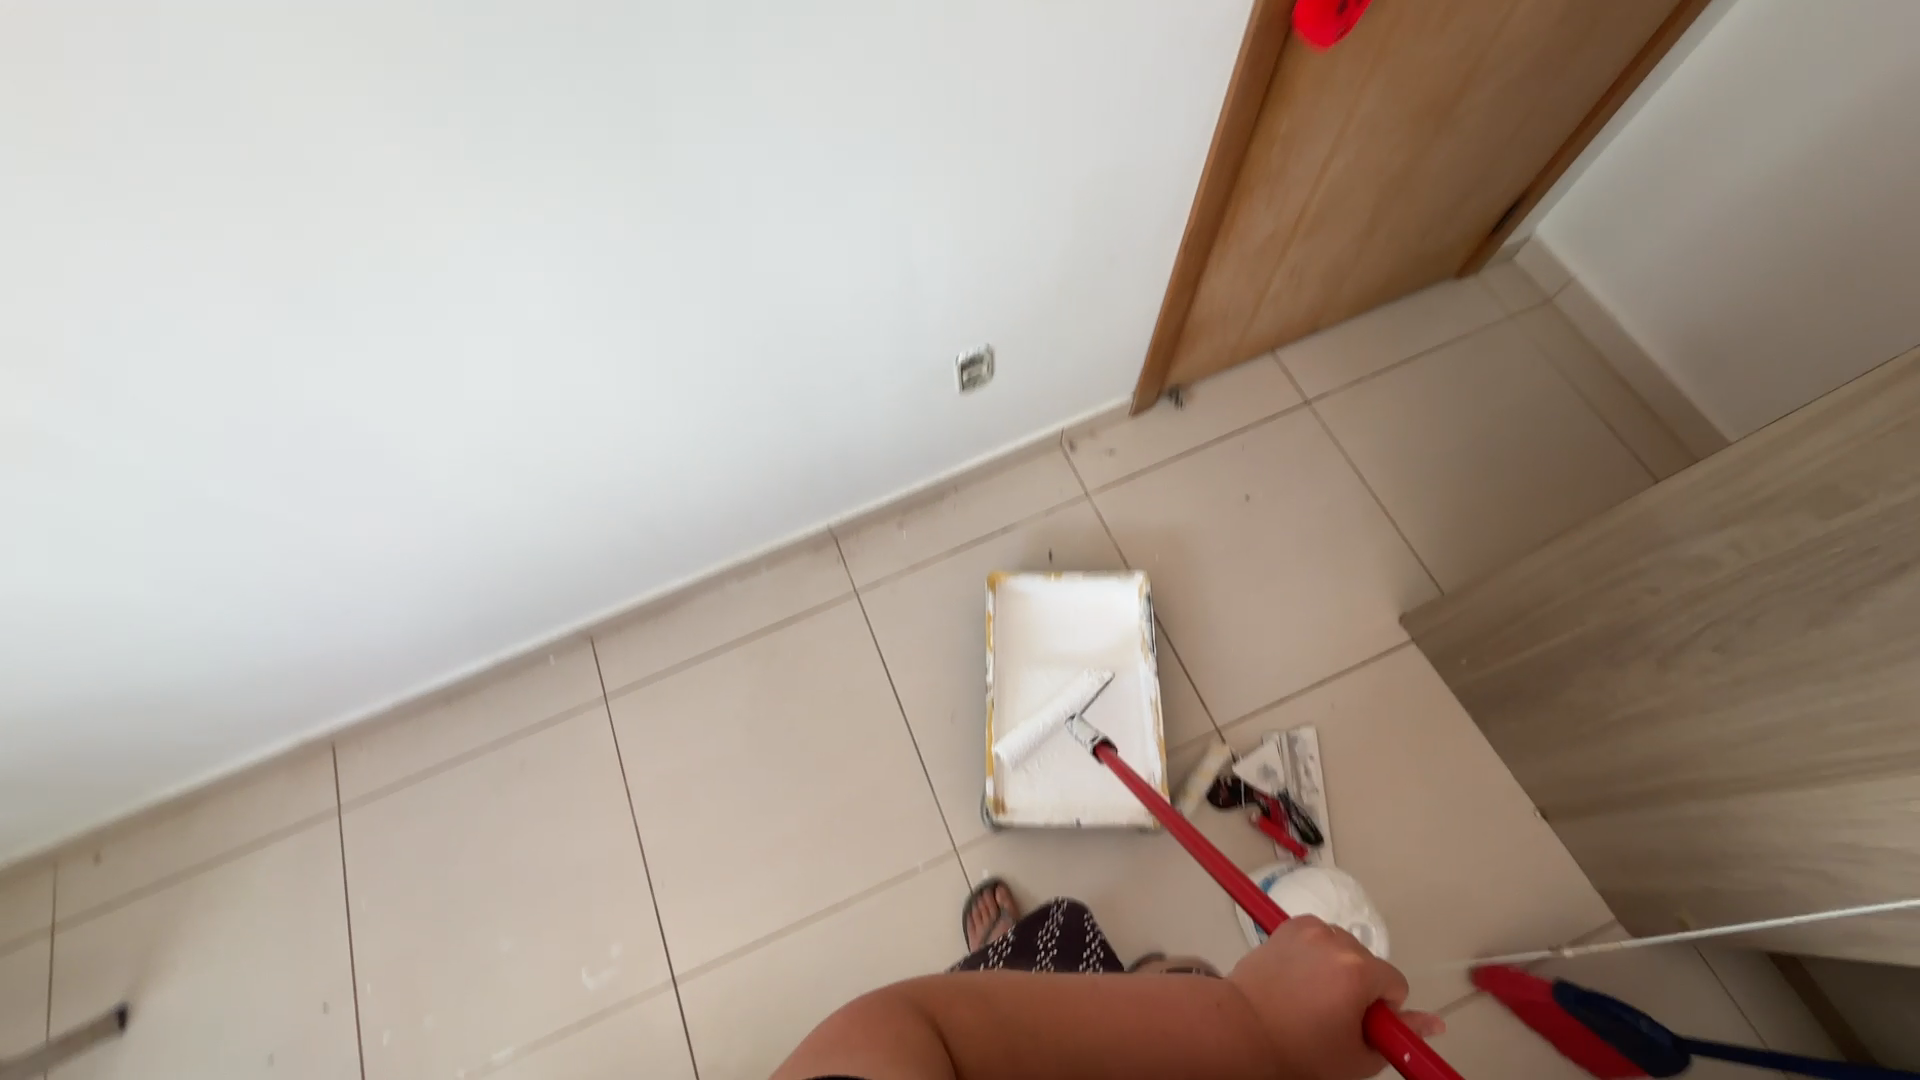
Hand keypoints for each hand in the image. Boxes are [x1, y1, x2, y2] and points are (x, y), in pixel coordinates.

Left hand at [1226, 915, 1443, 1079]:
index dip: (1384, 1008)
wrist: (1245, 1026)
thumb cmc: (1305, 1049)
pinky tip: (1298, 976)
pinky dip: (1315, 951)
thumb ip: (1402, 1034)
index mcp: (1358, 969)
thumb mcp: (1362, 1054)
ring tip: (1312, 995)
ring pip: (1341, 946)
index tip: (1360, 1024)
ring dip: (1337, 965)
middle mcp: (1334, 939)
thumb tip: (1437, 1023)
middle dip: (1360, 985)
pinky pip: (1316, 935)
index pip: (1395, 983)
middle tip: (1333, 1012)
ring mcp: (1306, 928)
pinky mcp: (1285, 926)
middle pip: (1367, 961)